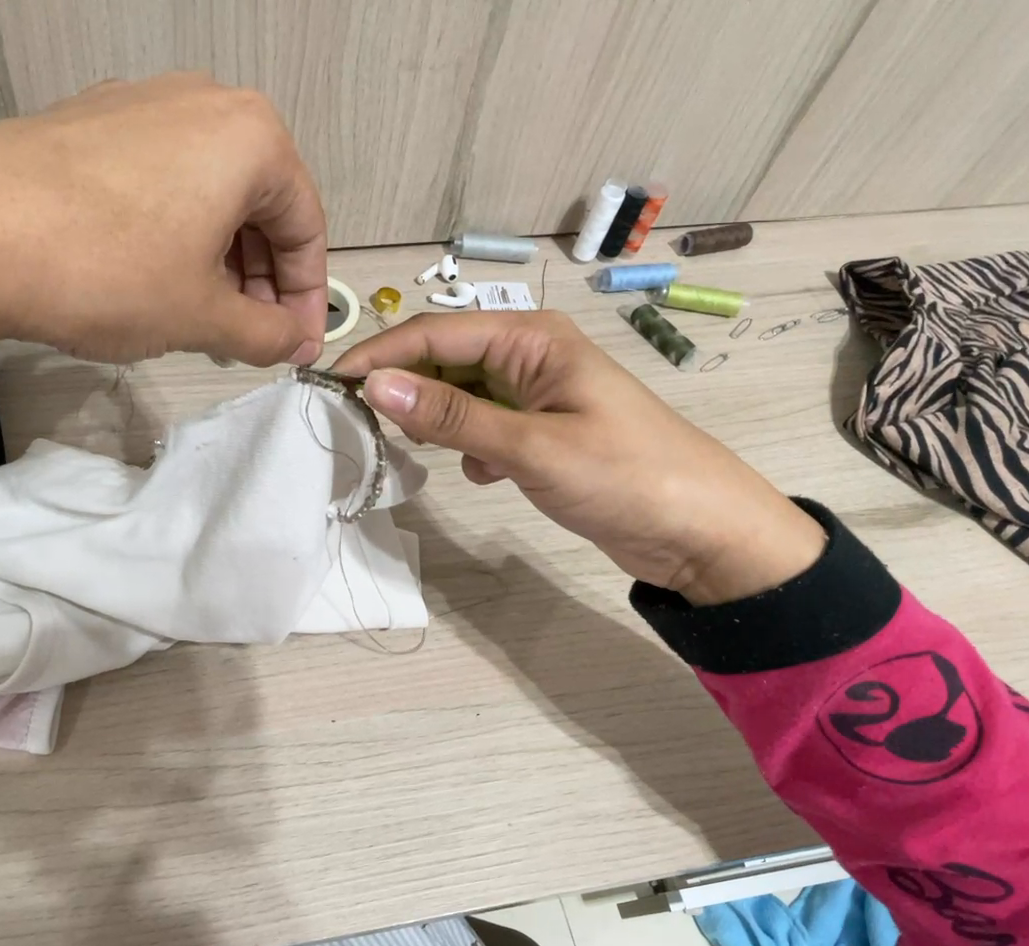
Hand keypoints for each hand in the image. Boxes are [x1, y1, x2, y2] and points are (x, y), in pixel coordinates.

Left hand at [0, 73, 327, 369]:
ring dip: (216, 263)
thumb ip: (267, 334)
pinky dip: (171, 236)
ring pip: (206, 195)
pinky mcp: (89, 123)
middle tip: (247, 340)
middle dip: (260, 281)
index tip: (294, 349)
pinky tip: (149, 283)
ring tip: (199, 320)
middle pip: (258, 206)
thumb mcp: (204, 316)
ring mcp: (139, 104)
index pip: (307, 228)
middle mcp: (203, 102)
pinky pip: (158, 184)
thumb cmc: (111, 271)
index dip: (308, 300)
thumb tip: (296, 344)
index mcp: (252, 136)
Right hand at [332, 311, 826, 605]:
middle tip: (355, 423)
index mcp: (531, 339)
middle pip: (443, 359)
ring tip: (412, 450)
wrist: (699, 529)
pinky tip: (479, 474)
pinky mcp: (540, 431)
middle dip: (401, 388)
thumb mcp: (530, 447)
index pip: (434, 333)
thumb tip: (375, 385)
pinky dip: (468, 447)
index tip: (329, 385)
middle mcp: (529, 355)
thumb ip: (451, 416)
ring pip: (459, 395)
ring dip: (434, 421)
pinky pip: (482, 426)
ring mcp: (535, 394)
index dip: (379, 356)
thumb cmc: (623, 476)